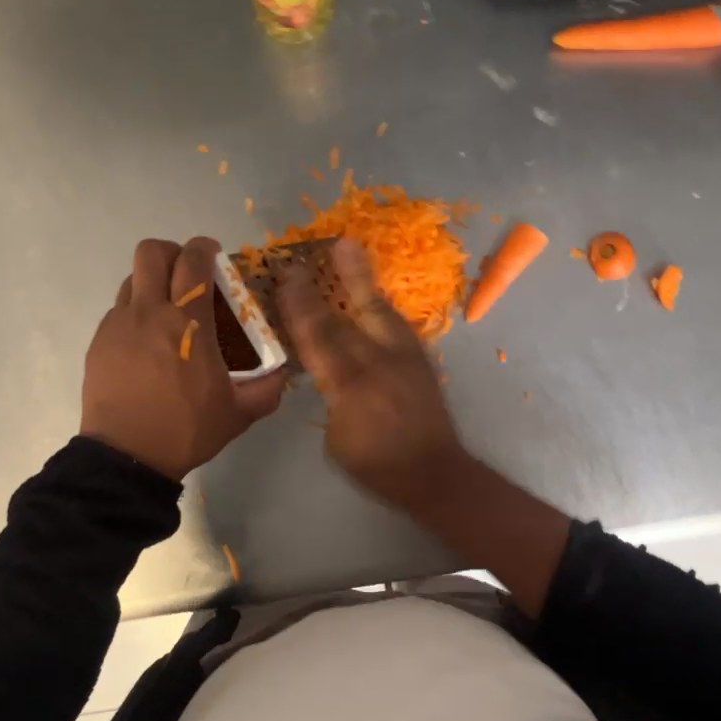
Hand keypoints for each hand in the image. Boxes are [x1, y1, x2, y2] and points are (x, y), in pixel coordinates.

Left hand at [81, 238, 285, 479]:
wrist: (127, 456)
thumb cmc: (186, 430)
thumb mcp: (238, 414)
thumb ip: (267, 389)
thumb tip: (283, 373)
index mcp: (188, 322)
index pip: (193, 261)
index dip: (205, 248)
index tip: (214, 256)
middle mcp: (149, 312)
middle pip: (152, 252)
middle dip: (172, 253)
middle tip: (188, 275)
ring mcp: (118, 325)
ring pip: (132, 280)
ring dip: (152, 283)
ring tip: (167, 312)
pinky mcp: (99, 342)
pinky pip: (119, 311)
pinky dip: (136, 314)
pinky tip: (147, 345)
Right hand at [277, 239, 470, 510]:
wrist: (434, 473)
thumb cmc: (377, 466)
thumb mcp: (337, 439)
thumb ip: (331, 398)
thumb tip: (326, 373)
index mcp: (351, 387)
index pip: (319, 338)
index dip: (300, 306)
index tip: (286, 278)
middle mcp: (379, 364)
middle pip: (347, 316)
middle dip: (324, 285)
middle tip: (308, 254)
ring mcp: (405, 358)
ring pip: (378, 310)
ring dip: (360, 278)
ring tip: (348, 248)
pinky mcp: (421, 360)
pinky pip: (396, 323)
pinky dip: (379, 303)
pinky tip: (372, 292)